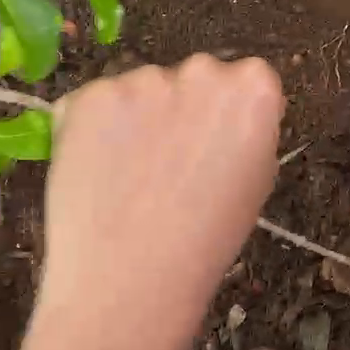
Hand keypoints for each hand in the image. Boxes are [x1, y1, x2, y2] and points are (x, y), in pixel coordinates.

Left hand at [34, 54, 283, 325]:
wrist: (133, 279)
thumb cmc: (211, 234)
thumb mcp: (259, 172)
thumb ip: (250, 128)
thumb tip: (225, 120)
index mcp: (256, 85)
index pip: (247, 79)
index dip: (229, 114)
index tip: (218, 145)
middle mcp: (205, 69)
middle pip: (195, 77)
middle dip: (185, 107)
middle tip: (171, 160)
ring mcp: (146, 79)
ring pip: (144, 89)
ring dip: (138, 117)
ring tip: (127, 174)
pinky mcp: (91, 97)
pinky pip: (93, 103)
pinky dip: (90, 128)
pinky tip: (95, 169)